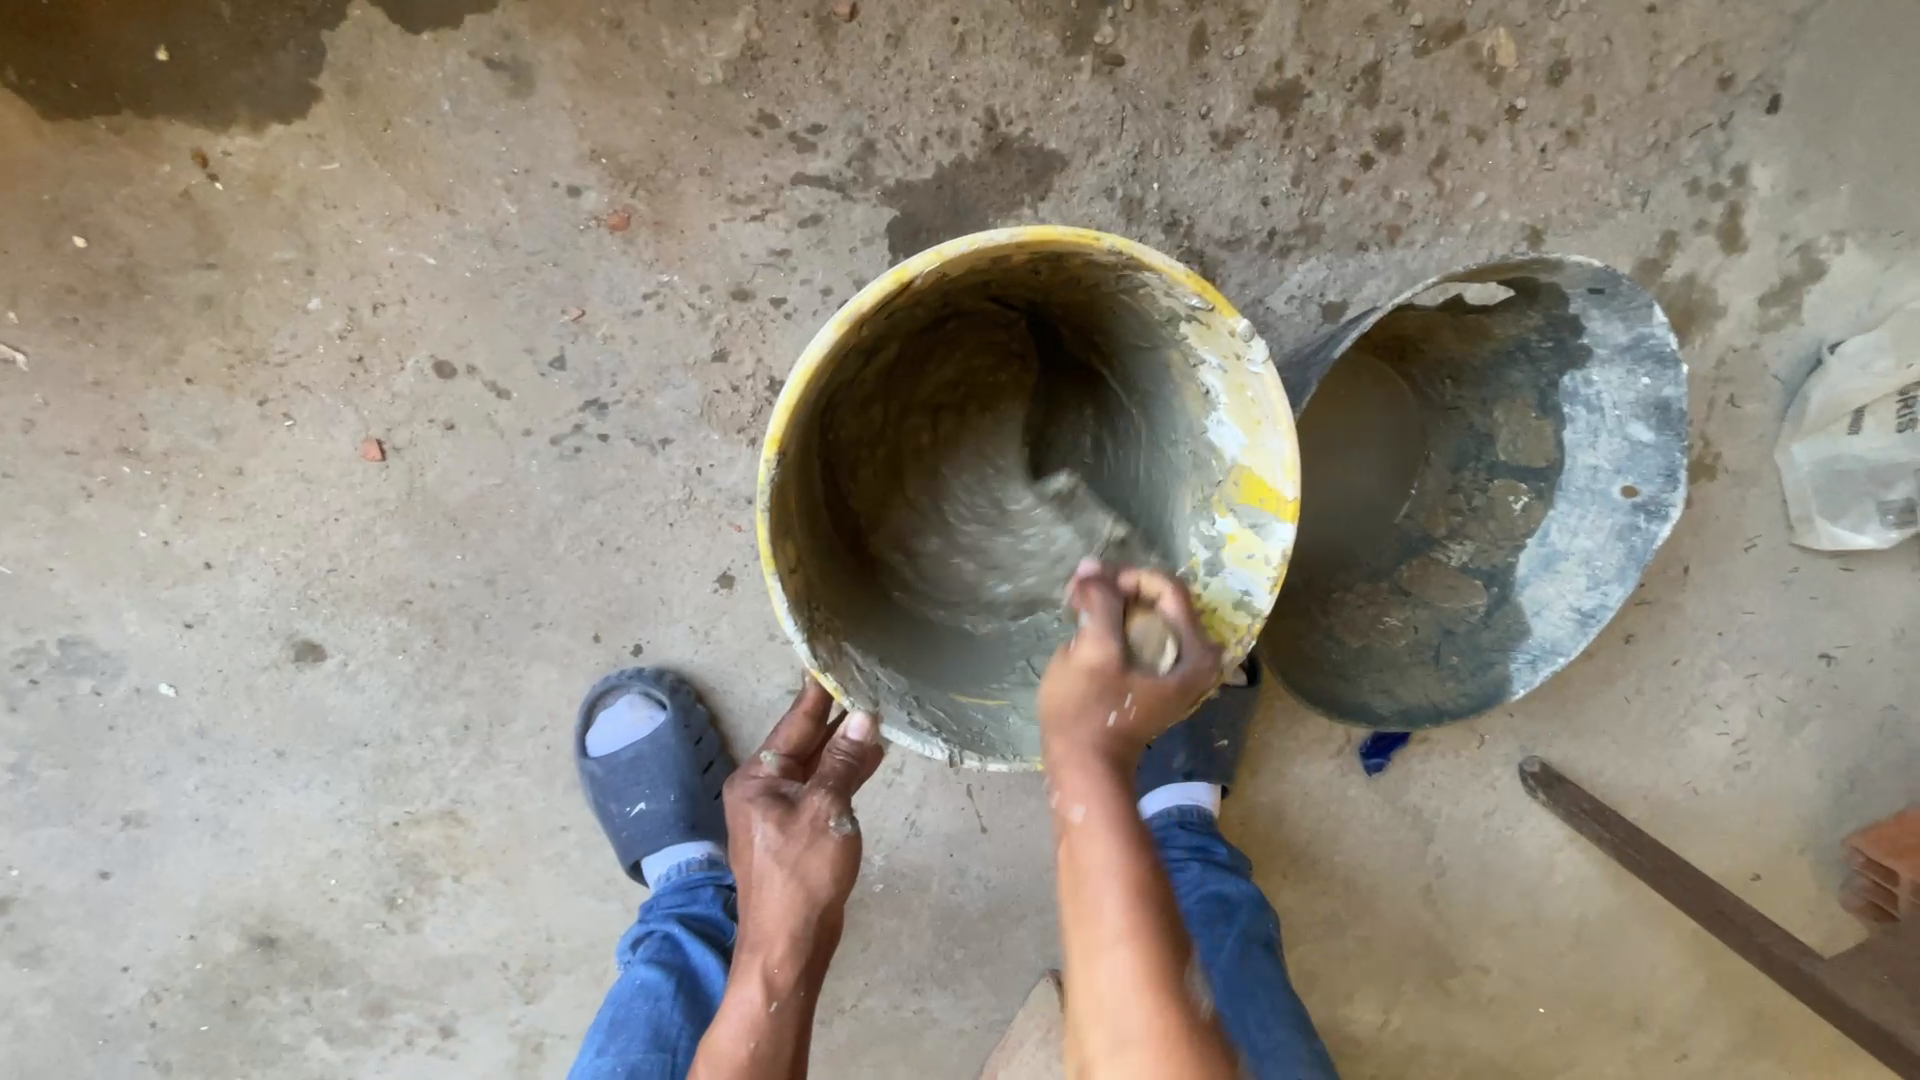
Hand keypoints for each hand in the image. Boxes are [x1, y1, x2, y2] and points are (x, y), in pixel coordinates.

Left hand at [721, 677, 885, 983]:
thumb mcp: (826, 809)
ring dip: (845, 744)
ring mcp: (780, 811)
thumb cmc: (801, 874)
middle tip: (865, 679)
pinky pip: (824, 788)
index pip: (794, 722)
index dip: (817, 692)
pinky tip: (872, 755)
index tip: (835, 658)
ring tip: (877, 711)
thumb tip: (863, 717)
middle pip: (805, 741)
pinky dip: (845, 773)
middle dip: (836, 715)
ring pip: (817, 765)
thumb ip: (844, 761)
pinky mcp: (799, 830)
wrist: (789, 945)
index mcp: (757, 777)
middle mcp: (763, 788)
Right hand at [1038, 561, 1223, 771]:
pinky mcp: (1157, 678)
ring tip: (1077, 610)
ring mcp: (1178, 670)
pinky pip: (1140, 636)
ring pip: (1146, 616)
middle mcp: (1197, 657)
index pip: (1166, 586)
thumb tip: (1091, 568)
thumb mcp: (1093, 650)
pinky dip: (1115, 627)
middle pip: (1158, 600)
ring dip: (1111, 607)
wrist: (1085, 768)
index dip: (1124, 578)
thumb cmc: (1088, 711)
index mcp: (1195, 651)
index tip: (1086, 586)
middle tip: (1076, 596)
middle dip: (1115, 591)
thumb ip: (1099, 602)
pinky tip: (1087, 631)